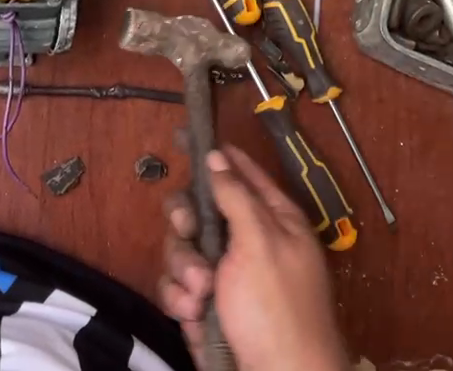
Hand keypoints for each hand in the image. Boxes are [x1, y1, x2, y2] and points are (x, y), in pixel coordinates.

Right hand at [158, 147, 348, 370]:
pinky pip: (176, 285)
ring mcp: (224, 276)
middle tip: (188, 230)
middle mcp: (246, 241)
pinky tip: (194, 315)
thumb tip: (216, 154)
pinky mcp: (204, 306)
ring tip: (199, 295)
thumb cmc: (276, 309)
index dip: (213, 154)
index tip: (181, 137)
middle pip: (197, 208)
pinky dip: (181, 299)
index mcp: (272, 219)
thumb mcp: (259, 243)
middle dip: (186, 223)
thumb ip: (235, 195)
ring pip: (181, 247)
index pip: (238, 171)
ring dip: (184, 270)